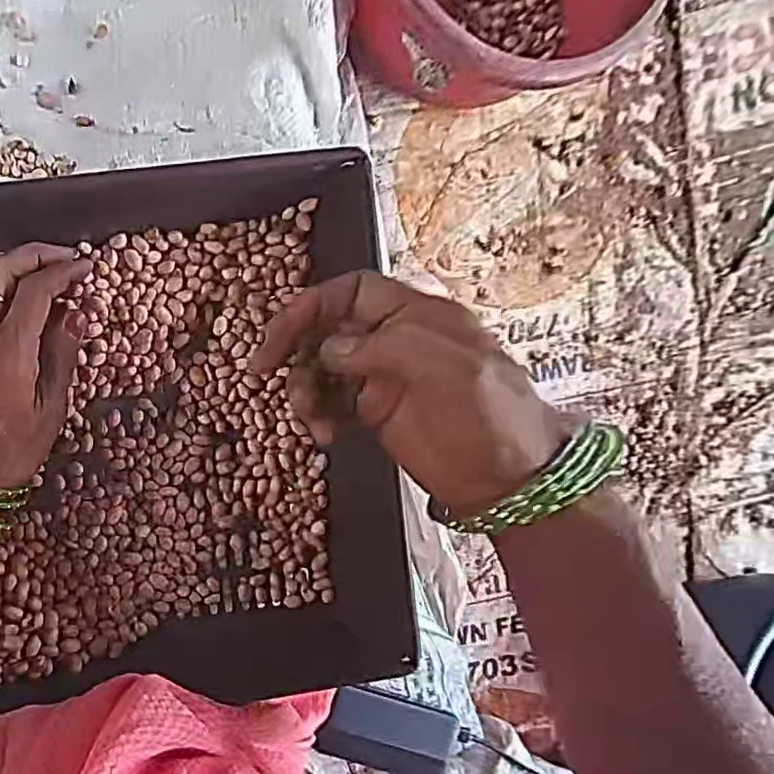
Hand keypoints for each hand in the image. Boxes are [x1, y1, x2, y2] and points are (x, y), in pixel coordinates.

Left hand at [0, 243, 90, 488]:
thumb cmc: (15, 448)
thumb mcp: (52, 406)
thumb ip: (63, 353)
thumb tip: (77, 312)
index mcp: (10, 351)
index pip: (37, 290)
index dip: (65, 271)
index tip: (85, 267)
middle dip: (34, 254)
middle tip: (61, 259)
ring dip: (1, 265)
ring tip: (28, 272)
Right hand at [250, 272, 570, 514]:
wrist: (509, 481)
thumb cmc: (494, 418)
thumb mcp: (455, 370)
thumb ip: (391, 347)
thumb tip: (330, 349)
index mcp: (415, 316)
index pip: (351, 292)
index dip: (310, 305)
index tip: (279, 334)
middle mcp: (392, 340)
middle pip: (325, 329)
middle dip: (293, 348)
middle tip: (263, 373)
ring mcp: (380, 378)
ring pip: (319, 368)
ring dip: (303, 389)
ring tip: (311, 419)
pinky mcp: (372, 412)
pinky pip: (329, 403)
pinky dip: (317, 416)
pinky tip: (325, 435)